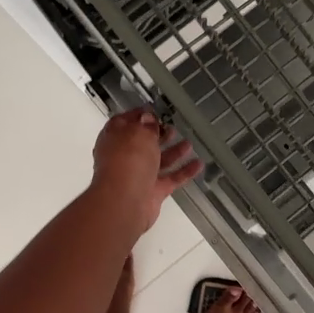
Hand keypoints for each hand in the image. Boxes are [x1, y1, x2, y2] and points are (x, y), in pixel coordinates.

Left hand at [90, 108, 203, 231]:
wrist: (125, 201)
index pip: (124, 122)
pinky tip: (199, 164)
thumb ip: (147, 126)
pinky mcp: (153, 191)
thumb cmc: (128, 160)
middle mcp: (124, 157)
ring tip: (188, 143)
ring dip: (173, 152)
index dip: (139, 115)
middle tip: (172, 127)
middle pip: (142, 143)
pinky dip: (184, 171)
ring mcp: (138, 175)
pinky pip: (171, 178)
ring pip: (158, 160)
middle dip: (158, 134)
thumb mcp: (139, 134)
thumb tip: (148, 118)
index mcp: (114, 139)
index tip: (155, 110)